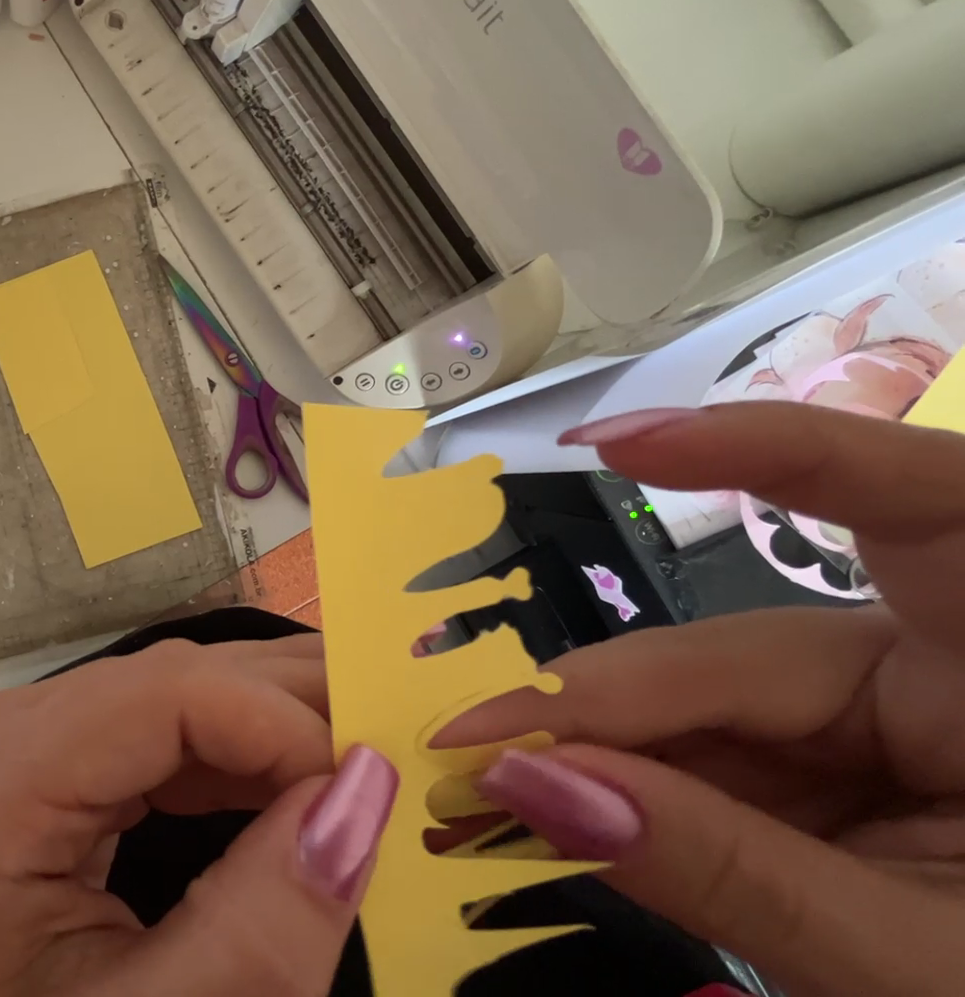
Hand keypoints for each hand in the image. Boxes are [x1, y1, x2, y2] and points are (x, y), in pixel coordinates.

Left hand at [0, 635, 397, 996]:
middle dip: (293, 709)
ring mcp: (18, 730)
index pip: (168, 693)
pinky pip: (149, 730)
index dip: (285, 721)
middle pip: (172, 682)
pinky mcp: (39, 751)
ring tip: (366, 758)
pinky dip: (229, 753)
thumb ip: (260, 925)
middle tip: (404, 743)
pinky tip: (293, 780)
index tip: (380, 782)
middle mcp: (3, 722)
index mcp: (2, 772)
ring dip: (270, 725)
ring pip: (170, 697)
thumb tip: (365, 792)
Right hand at [447, 402, 964, 996]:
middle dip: (595, 708)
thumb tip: (516, 779)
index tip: (608, 444)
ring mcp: (869, 720)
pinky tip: (552, 808)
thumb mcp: (914, 967)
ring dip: (592, 758)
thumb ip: (722, 869)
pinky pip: (694, 756)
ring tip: (490, 794)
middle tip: (470, 751)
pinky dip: (620, 791)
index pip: (921, 508)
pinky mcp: (815, 763)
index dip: (765, 454)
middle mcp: (936, 675)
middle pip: (732, 658)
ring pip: (690, 710)